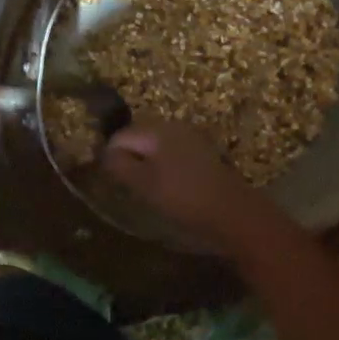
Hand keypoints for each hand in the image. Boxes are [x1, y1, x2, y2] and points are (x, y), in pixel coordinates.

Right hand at [101, 119, 265, 242]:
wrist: (233, 213)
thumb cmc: (182, 197)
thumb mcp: (142, 183)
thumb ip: (119, 164)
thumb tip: (105, 153)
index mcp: (156, 130)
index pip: (119, 136)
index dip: (111, 156)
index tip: (113, 180)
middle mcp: (173, 126)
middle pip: (137, 137)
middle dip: (129, 157)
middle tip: (129, 184)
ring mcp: (191, 137)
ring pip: (155, 145)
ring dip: (147, 162)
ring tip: (148, 187)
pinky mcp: (203, 152)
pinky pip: (172, 152)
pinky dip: (164, 165)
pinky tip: (169, 185)